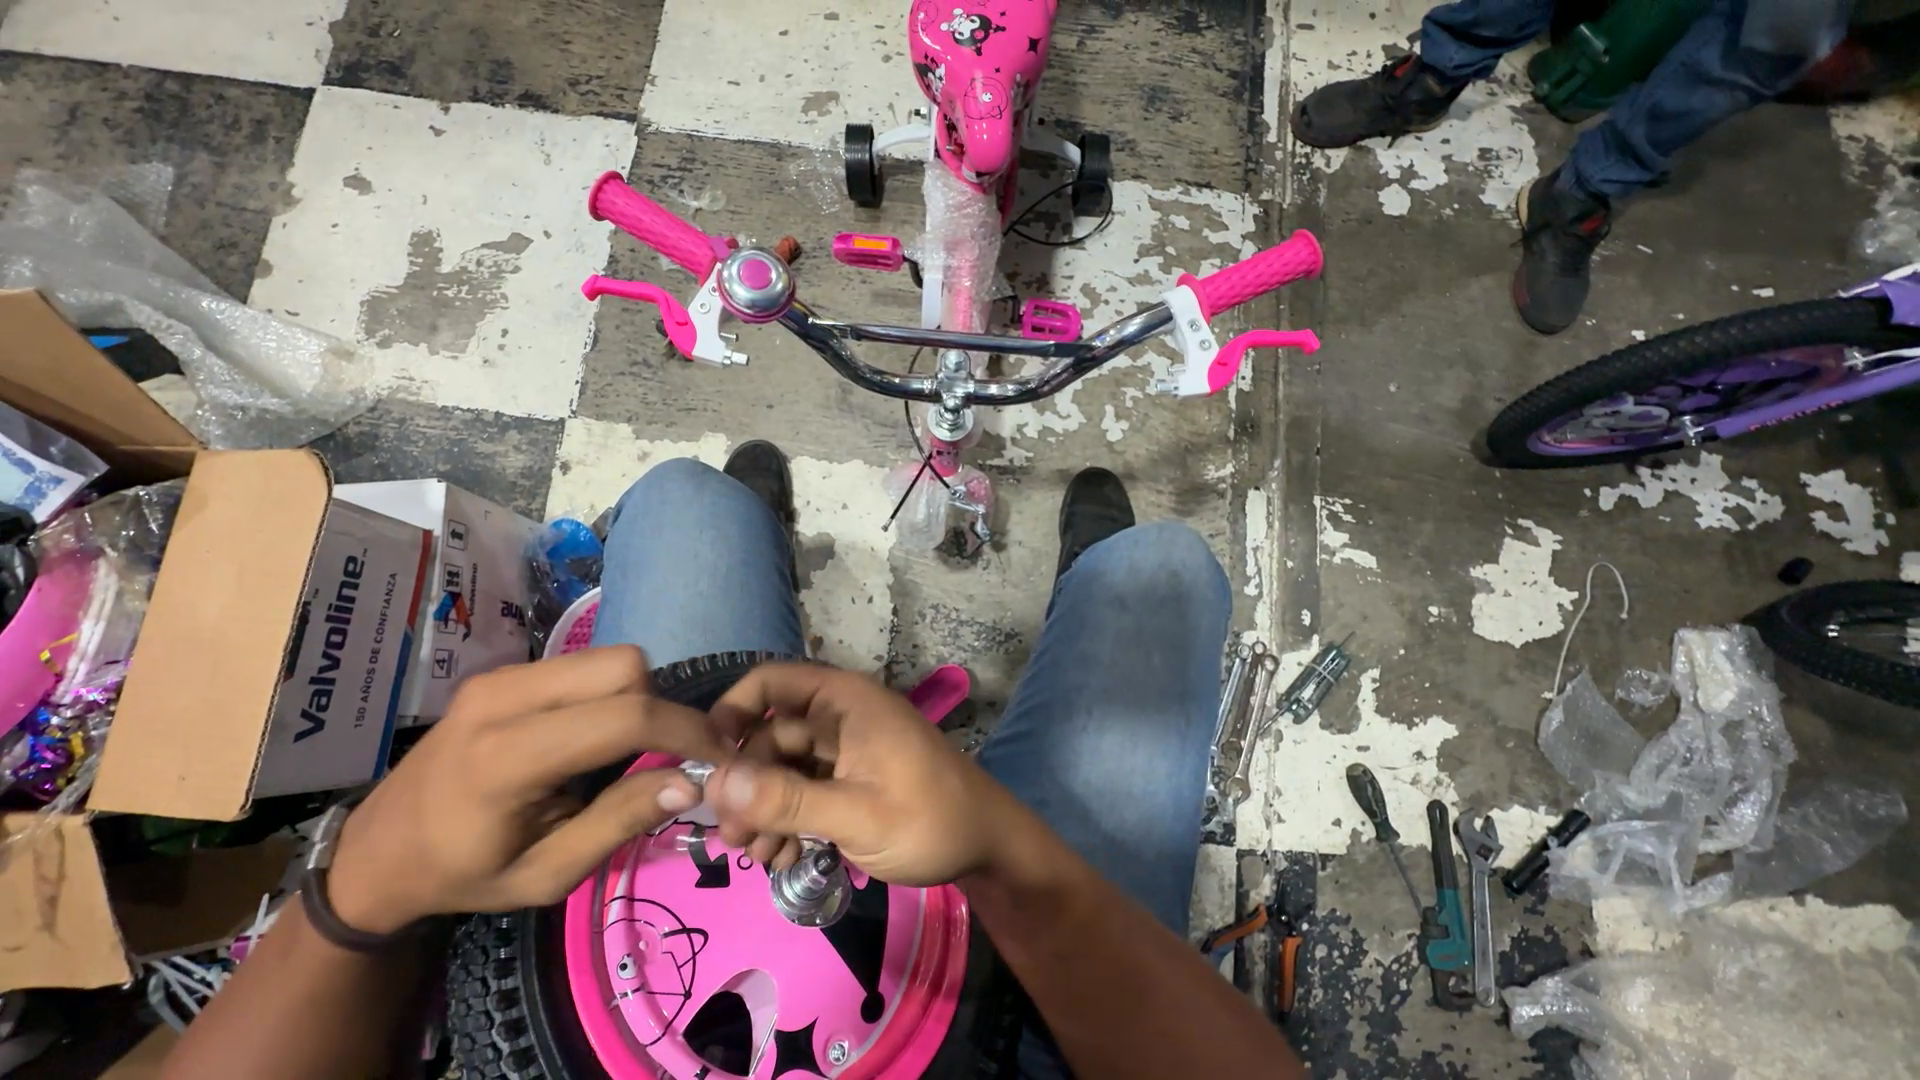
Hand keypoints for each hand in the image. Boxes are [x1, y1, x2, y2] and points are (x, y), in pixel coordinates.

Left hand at [325, 646, 734, 933]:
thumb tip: (690, 782)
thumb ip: (619, 823)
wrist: (377, 852)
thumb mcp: (546, 875)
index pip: (625, 718)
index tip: (720, 758)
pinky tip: (600, 734)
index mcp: (506, 759)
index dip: (686, 731)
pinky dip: (612, 693)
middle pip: (625, 666)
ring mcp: (500, 677)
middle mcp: (503, 699)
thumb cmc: (463, 875)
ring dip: (639, 697)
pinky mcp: (503, 672)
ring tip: (636, 747)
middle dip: (662, 708)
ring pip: (610, 657)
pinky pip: (584, 664)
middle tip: (667, 756)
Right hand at [705, 664, 1021, 886]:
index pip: (769, 683)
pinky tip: (784, 859)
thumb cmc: (930, 819)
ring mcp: (843, 751)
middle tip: (733, 840)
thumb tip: (715, 783)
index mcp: (844, 702)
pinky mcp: (848, 782)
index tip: (708, 766)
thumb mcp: (857, 814)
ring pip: (781, 770)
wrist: (988, 848)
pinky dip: (786, 821)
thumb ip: (787, 799)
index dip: (731, 715)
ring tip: (760, 858)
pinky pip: (801, 792)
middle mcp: (839, 717)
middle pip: (768, 735)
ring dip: (763, 811)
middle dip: (745, 784)